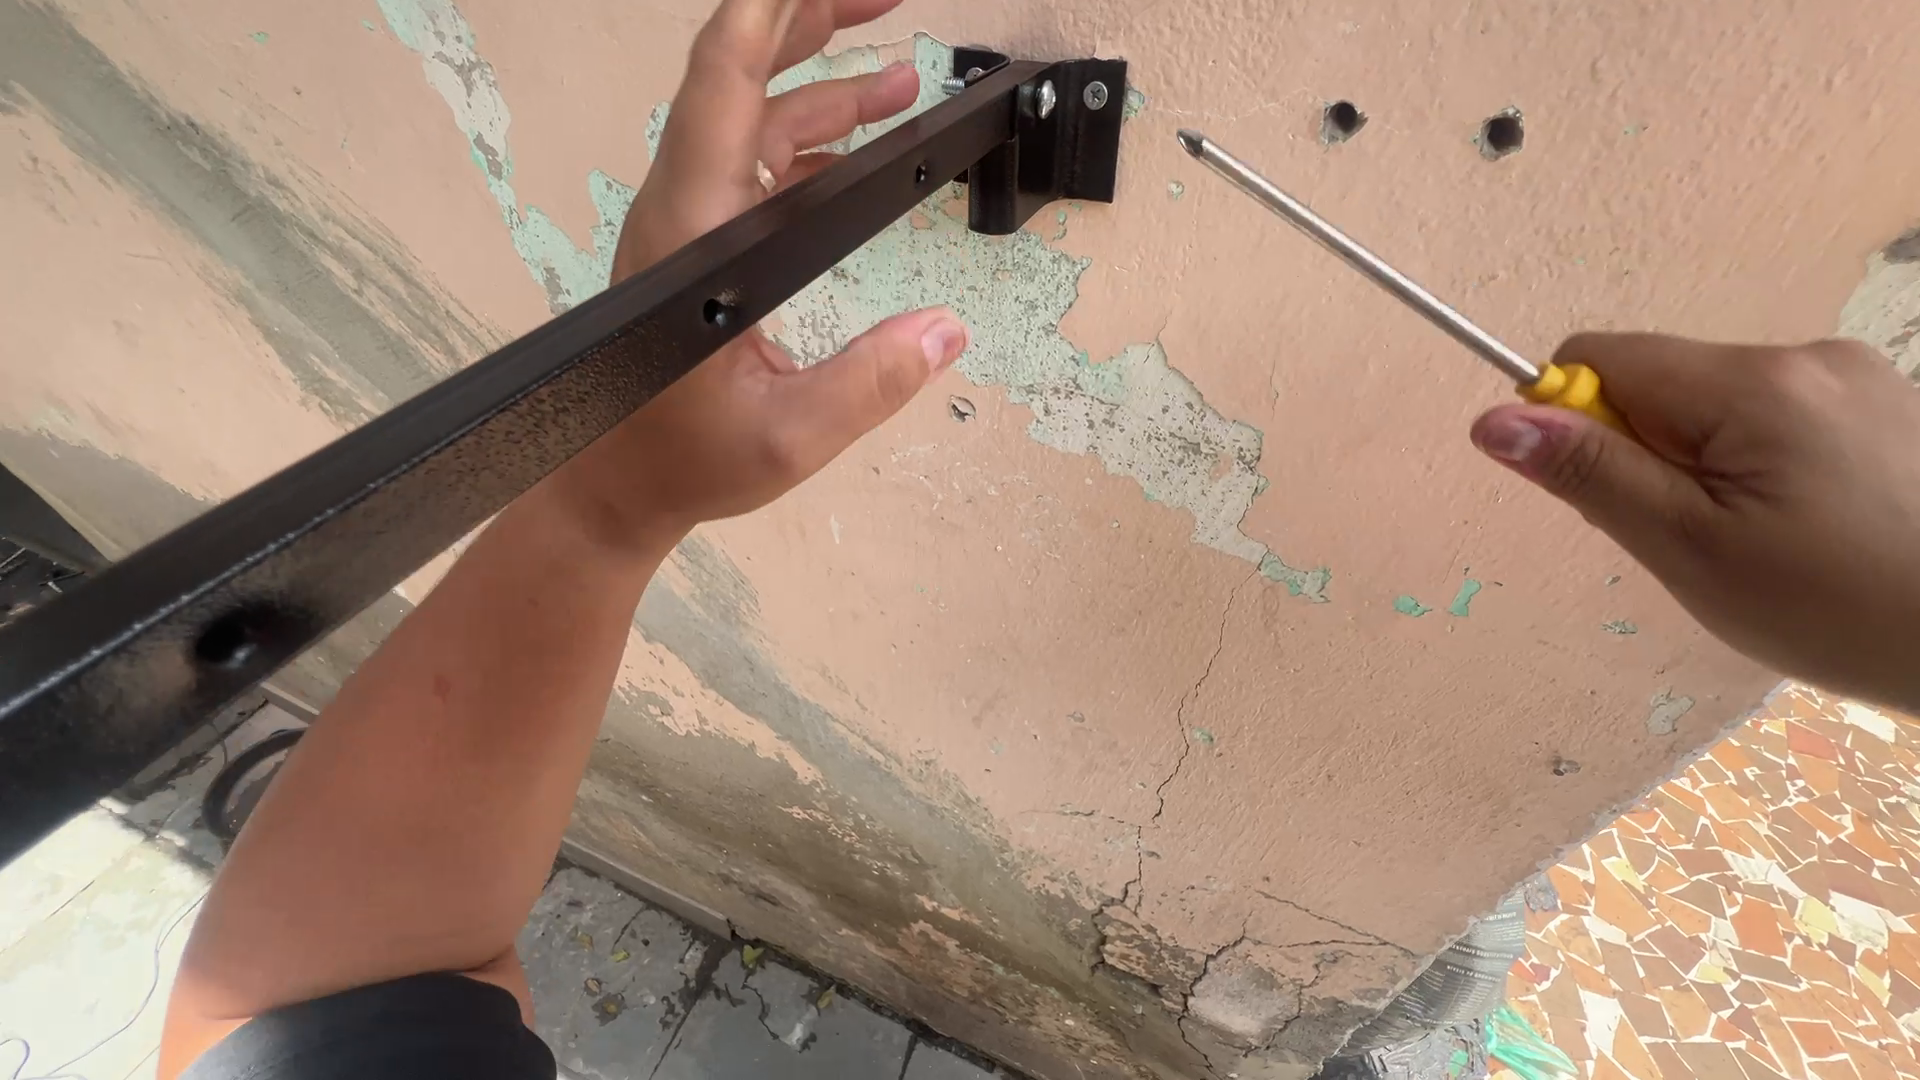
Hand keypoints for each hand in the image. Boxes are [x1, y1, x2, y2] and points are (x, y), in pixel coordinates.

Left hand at [550, 0, 968, 548]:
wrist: (621, 483)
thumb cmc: (689, 461)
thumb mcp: (794, 435)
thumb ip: (872, 383)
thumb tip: (946, 331)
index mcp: (694, 237)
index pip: (723, 88)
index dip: (770, 13)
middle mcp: (683, 213)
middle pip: (738, 82)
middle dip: (809, 24)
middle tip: (886, 0)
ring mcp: (688, 228)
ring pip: (750, 124)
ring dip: (820, 90)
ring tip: (896, 78)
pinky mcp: (699, 249)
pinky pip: (752, 172)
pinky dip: (805, 148)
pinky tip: (851, 151)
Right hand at [1470, 334, 1919, 712]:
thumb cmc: (1835, 605)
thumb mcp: (1684, 545)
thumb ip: (1587, 472)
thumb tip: (1492, 422)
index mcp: (1753, 383)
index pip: (1595, 358)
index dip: (1569, 418)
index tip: (1602, 487)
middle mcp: (1806, 358)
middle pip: (1651, 382)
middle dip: (1634, 451)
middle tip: (1680, 530)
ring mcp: (1854, 380)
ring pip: (1702, 405)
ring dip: (1685, 463)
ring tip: (1742, 535)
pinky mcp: (1882, 408)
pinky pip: (1759, 420)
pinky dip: (1739, 465)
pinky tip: (1788, 522)